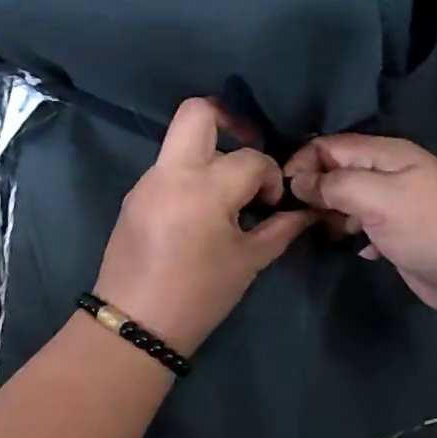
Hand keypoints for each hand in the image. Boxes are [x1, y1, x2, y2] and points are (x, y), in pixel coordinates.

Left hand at [94, 98, 314, 354]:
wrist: (136, 325)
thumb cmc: (200, 297)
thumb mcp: (248, 263)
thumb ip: (280, 229)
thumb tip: (302, 212)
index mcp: (204, 189)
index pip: (250, 159)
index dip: (270, 177)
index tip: (270, 204)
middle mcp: (171, 173)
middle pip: (198, 112)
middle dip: (231, 120)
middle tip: (247, 154)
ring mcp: (147, 182)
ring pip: (181, 142)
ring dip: (210, 156)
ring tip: (225, 196)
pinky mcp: (134, 197)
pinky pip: (167, 169)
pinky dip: (190, 177)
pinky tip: (199, 213)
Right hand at [284, 134, 436, 316]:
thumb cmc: (427, 228)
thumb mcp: (378, 198)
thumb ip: (335, 185)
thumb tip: (297, 181)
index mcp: (387, 153)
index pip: (330, 145)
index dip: (303, 163)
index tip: (284, 192)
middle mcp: (390, 172)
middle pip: (338, 171)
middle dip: (316, 191)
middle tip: (304, 218)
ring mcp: (395, 202)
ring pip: (349, 199)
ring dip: (333, 215)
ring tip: (330, 234)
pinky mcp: (398, 231)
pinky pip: (364, 224)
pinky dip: (355, 234)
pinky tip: (360, 249)